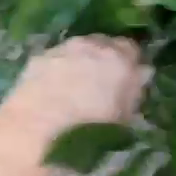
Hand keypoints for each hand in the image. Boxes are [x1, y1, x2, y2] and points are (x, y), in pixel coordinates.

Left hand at [0, 36, 147, 150]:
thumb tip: (141, 73)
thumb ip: (134, 90)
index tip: (127, 79)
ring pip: (79, 48)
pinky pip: (57, 57)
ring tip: (76, 86)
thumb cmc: (88, 132)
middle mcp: (91, 45)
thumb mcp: (123, 117)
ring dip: (81, 60)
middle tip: (102, 83)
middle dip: (105, 58)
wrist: (35, 131)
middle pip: (105, 43)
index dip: (130, 63)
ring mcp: (63, 48)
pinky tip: (54, 88)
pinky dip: (60, 67)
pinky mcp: (39, 56)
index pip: (132, 48)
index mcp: (118, 59)